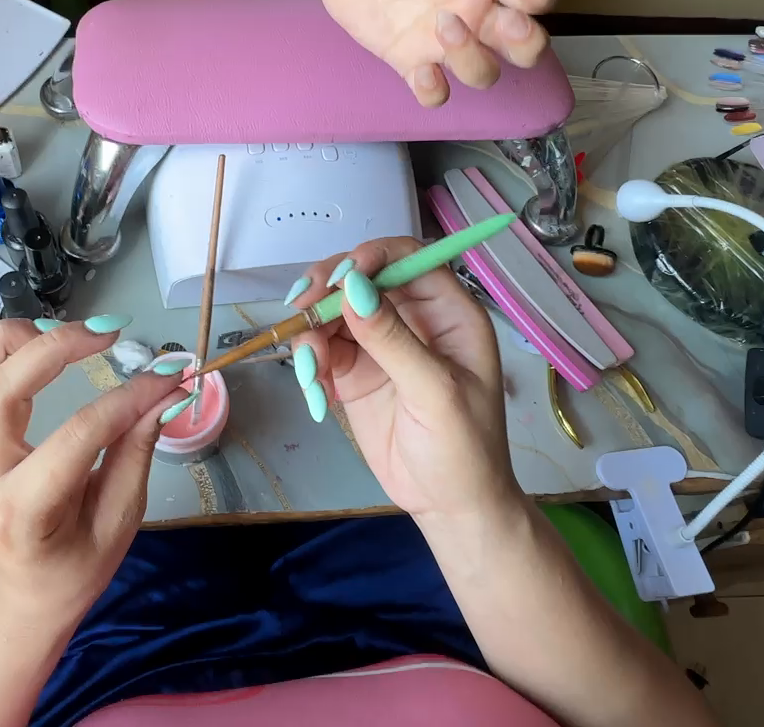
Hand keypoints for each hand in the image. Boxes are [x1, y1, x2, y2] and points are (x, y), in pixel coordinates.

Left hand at [0, 318, 186, 619]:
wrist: (24, 588)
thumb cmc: (78, 561)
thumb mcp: (120, 517)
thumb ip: (138, 448)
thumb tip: (169, 388)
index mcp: (21, 513)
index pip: (77, 435)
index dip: (129, 397)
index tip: (167, 375)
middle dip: (57, 347)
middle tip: (106, 333)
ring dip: (6, 338)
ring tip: (57, 333)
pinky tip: (21, 345)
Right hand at [289, 239, 522, 522]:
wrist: (449, 507)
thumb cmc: (463, 449)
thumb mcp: (434, 392)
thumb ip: (392, 339)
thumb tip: (351, 287)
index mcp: (448, 311)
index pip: (407, 258)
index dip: (371, 256)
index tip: (338, 277)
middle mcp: (412, 317)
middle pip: (360, 276)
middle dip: (326, 289)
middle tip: (300, 308)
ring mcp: (380, 341)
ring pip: (333, 309)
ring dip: (312, 331)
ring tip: (313, 371)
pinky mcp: (355, 368)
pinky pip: (322, 345)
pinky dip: (311, 361)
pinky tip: (317, 391)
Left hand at [321, 0, 557, 107]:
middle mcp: (476, 15)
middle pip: (527, 45)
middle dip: (526, 42)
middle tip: (506, 24)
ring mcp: (446, 45)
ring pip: (486, 73)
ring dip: (474, 59)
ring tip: (442, 27)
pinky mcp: (414, 66)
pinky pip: (436, 93)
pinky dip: (434, 90)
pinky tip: (420, 72)